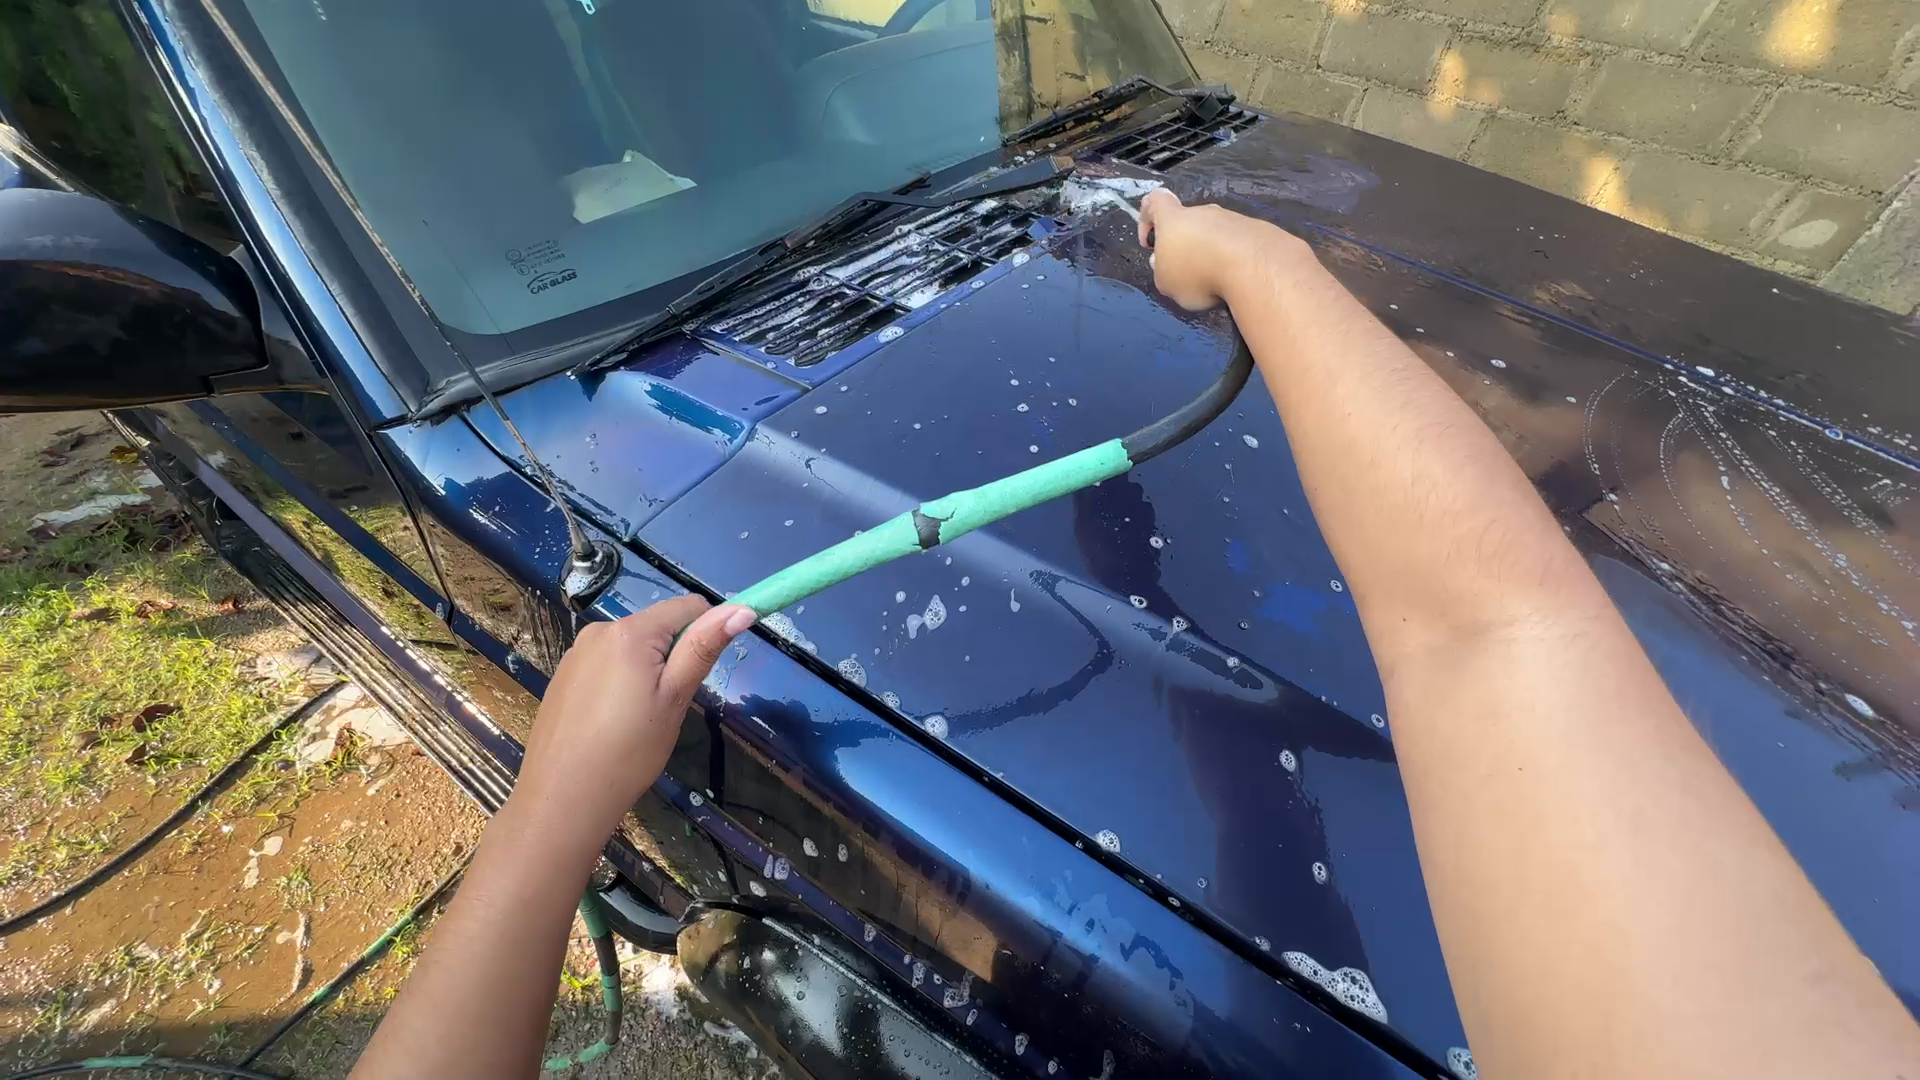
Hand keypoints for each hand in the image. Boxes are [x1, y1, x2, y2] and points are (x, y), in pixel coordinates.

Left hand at [510, 596, 755, 844]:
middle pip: (660, 624)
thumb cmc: (629, 751)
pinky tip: (614, 720)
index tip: (703, 673)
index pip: (689, 606)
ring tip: (642, 716)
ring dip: (650, 667)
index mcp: (631, 632)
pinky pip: (609, 661)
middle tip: (671, 703)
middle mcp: (600, 630)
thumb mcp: (675, 697)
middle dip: (676, 654)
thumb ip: (704, 647)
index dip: (708, 632)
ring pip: (635, 644)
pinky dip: (623, 679)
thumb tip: (742, 608)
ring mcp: (577, 652)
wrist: (561, 801)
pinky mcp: (564, 674)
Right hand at [1137, 189, 1301, 310]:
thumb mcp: (1165, 283)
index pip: (1154, 201)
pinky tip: (1233, 279)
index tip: (1149, 243)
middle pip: (1185, 223)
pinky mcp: (1253, 230)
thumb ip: (1160, 271)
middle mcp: (1201, 212)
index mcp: (1173, 220)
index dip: (1146, 219)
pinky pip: (1233, 244)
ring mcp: (1230, 219)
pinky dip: (1229, 260)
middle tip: (1183, 274)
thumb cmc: (1197, 272)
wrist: (1253, 265)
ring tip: (1211, 281)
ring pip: (1211, 234)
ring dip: (1207, 254)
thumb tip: (1163, 261)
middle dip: (1182, 246)